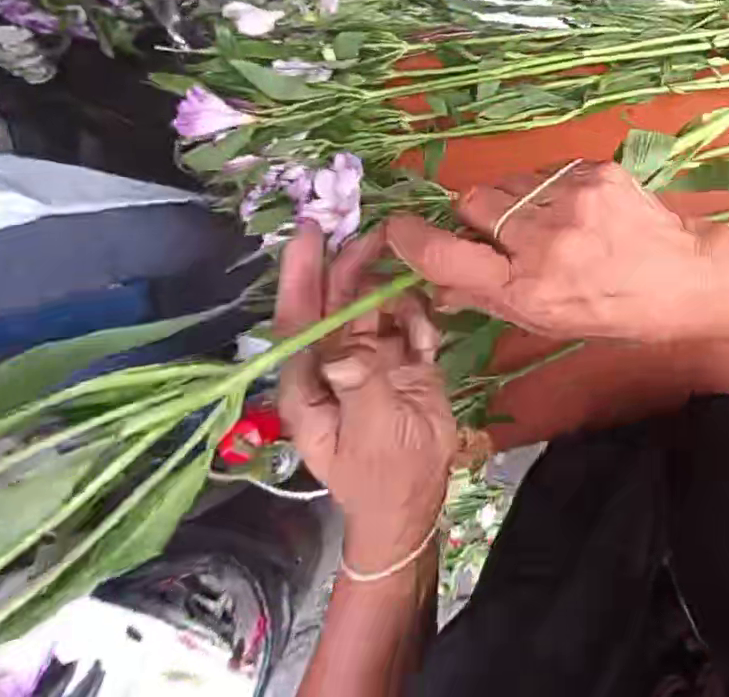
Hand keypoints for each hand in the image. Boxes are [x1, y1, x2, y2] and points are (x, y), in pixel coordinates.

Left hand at [275, 224, 456, 572]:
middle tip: (382, 233)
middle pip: (340, 300)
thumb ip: (361, 386)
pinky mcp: (404, 357)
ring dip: (399, 297)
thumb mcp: (369, 434)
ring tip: (417, 318)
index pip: (299, 317)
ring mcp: (371, 356)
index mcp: (310, 379)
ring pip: (379, 305)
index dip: (301, 273)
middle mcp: (336, 359)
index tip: (309, 231)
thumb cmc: (381, 475)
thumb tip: (346, 352)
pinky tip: (429, 347)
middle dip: (356, 266)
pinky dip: (423, 321)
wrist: (420, 497)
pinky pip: (411, 321)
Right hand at [386, 161, 717, 342]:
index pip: (446, 255)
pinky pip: (545, 174)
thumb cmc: (616, 312)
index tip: (398, 231)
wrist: (685, 275)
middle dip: (474, 217)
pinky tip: (575, 210)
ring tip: (544, 221)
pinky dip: (546, 190)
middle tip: (501, 233)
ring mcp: (572, 199)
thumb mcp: (548, 321)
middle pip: (471, 202)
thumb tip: (434, 281)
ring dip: (510, 201)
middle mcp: (544, 240)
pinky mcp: (594, 171)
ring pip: (506, 183)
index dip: (412, 240)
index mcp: (529, 289)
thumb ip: (486, 298)